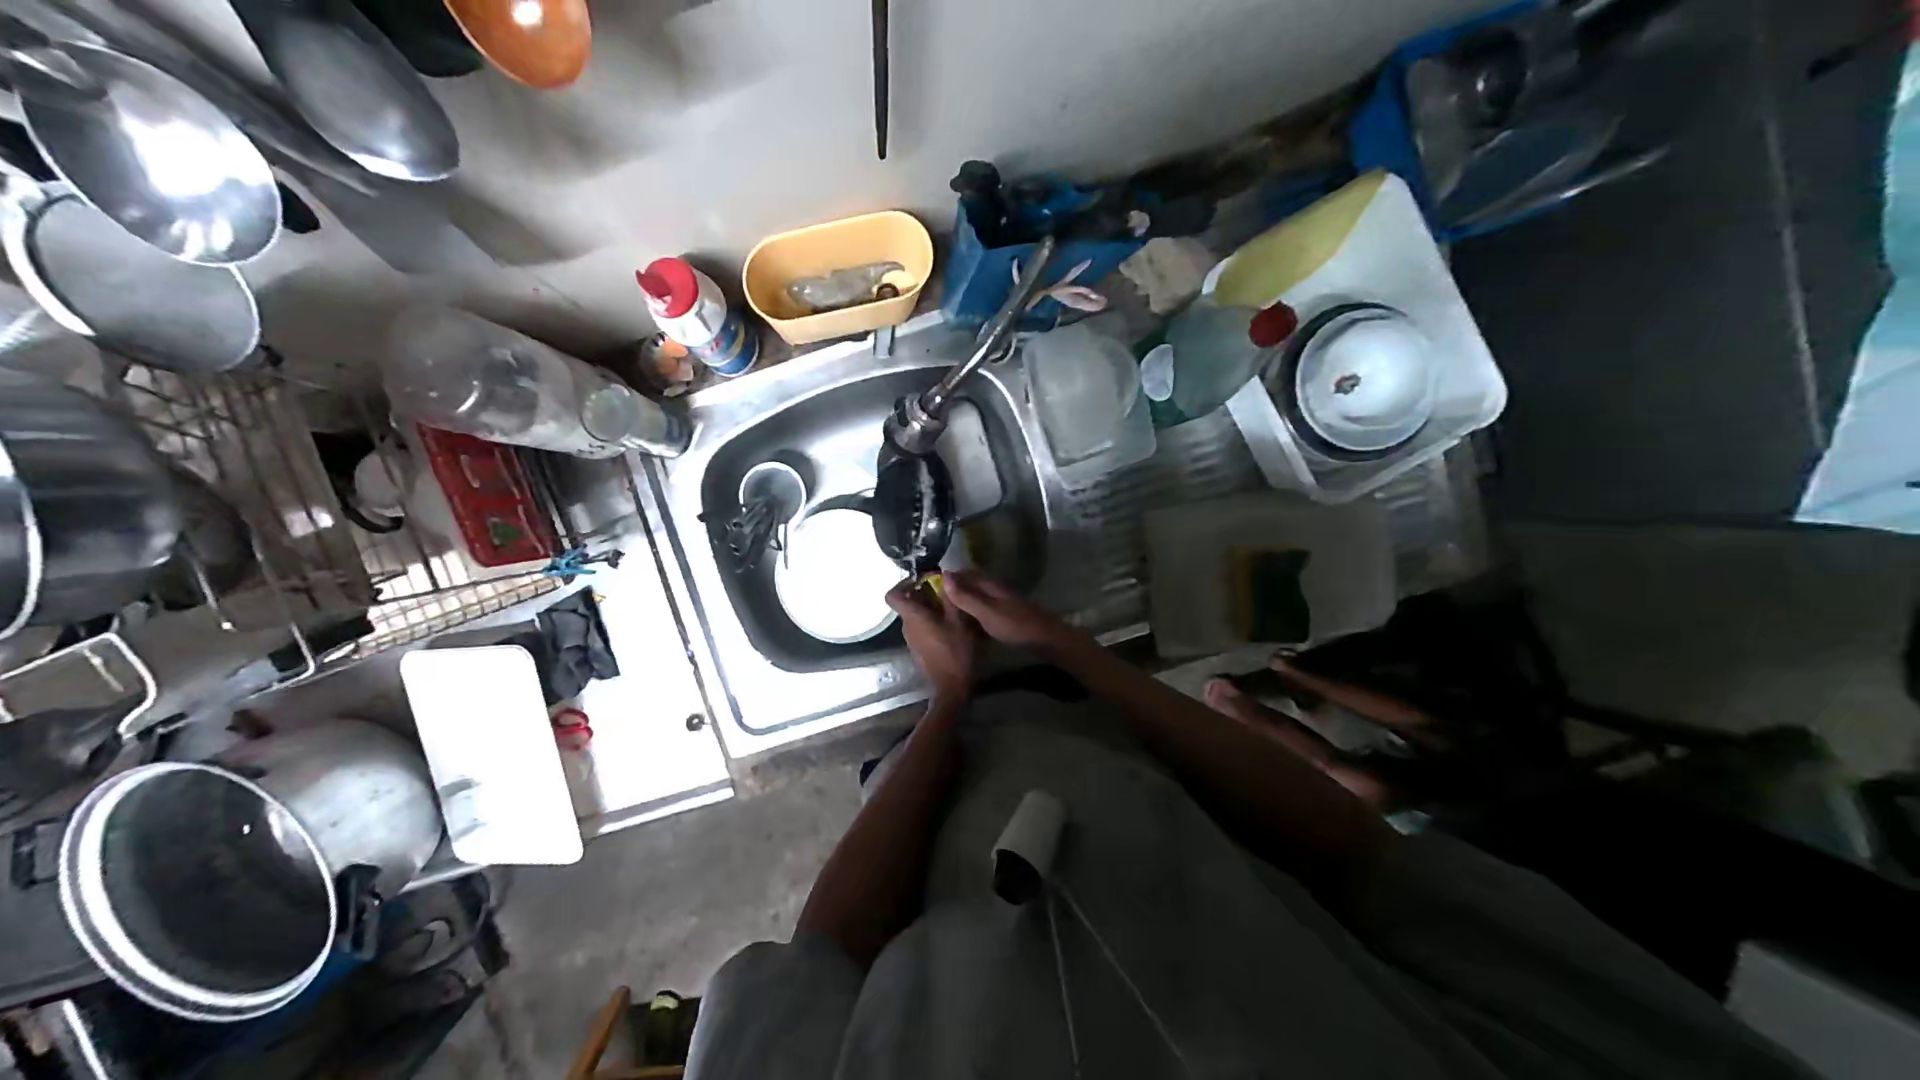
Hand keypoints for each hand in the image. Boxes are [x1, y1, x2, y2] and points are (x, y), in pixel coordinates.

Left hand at [886, 578, 978, 701]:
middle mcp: (906, 627)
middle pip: (907, 604)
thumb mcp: (959, 621)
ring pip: (915, 616)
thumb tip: (944, 575)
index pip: (892, 595)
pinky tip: (951, 626)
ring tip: (952, 608)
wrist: (952, 688)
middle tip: (945, 591)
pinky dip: (931, 621)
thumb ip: (950, 598)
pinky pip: (920, 628)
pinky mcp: (918, 649)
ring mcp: (911, 640)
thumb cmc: (956, 652)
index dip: (903, 583)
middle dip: (924, 594)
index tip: (921, 580)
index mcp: (913, 617)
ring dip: (930, 608)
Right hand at [943, 569, 1080, 655]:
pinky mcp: (1007, 615)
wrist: (1048, 640)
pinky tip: (967, 624)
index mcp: (990, 584)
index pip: (965, 573)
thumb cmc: (1016, 626)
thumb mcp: (987, 612)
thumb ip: (966, 596)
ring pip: (978, 597)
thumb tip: (945, 575)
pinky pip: (984, 609)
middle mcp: (996, 589)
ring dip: (963, 602)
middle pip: (971, 584)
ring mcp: (1003, 602)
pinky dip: (974, 613)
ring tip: (945, 613)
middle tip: (933, 601)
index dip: (948, 576)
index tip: (928, 584)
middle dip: (954, 589)